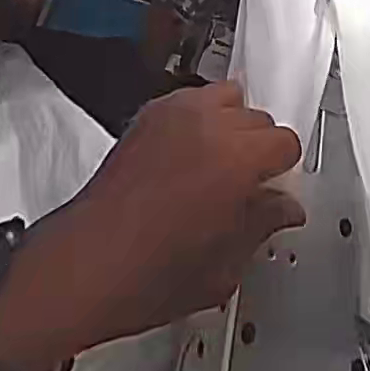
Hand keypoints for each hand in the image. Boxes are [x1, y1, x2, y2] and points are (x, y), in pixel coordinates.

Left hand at [0, 81, 304, 370]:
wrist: (83, 266)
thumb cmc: (144, 274)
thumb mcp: (223, 267)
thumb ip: (262, 226)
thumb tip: (283, 209)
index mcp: (237, 159)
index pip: (285, 141)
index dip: (282, 167)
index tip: (272, 185)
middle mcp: (209, 125)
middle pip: (258, 116)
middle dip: (258, 147)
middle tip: (245, 181)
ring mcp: (176, 115)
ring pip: (226, 96)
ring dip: (230, 123)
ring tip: (217, 157)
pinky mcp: (149, 115)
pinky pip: (189, 98)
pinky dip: (197, 117)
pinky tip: (187, 151)